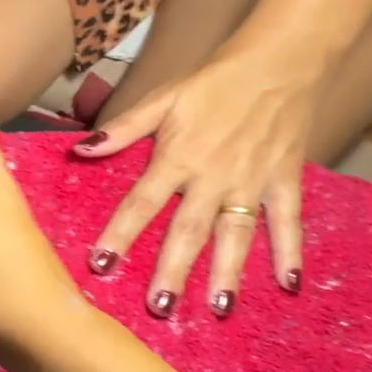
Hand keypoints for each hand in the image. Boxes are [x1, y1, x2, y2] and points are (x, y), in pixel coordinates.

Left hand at [75, 48, 312, 317]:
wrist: (280, 62)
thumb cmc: (209, 85)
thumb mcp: (159, 101)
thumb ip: (121, 130)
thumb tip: (80, 150)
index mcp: (177, 158)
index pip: (141, 203)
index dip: (120, 234)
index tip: (101, 265)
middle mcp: (215, 177)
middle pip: (189, 230)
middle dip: (174, 270)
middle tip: (159, 307)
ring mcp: (254, 181)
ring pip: (237, 234)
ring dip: (228, 272)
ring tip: (217, 309)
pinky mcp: (287, 180)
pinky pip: (289, 221)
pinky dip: (291, 252)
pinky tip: (288, 285)